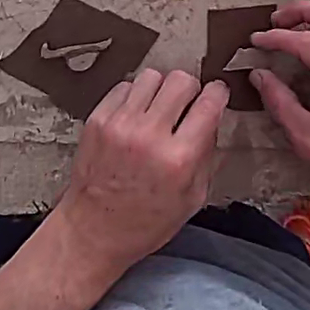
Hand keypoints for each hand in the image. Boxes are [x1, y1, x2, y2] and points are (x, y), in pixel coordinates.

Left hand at [51, 70, 229, 276]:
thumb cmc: (145, 222)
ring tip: (157, 109)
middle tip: (185, 104)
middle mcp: (149, 136)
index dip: (218, 93)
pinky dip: (134, 96)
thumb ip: (208, 153)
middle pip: (181, 80)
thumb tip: (214, 115)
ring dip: (160, 90)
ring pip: (152, 76)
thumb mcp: (193, 198)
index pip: (210, 102)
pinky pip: (125, 86)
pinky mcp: (97, 121)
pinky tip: (135, 115)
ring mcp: (120, 125)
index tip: (217, 94)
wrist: (91, 233)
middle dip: (190, 89)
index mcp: (179, 158)